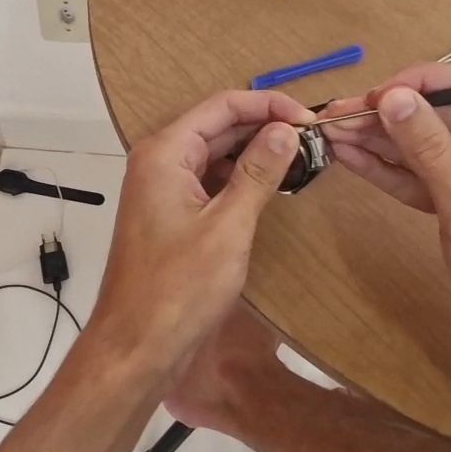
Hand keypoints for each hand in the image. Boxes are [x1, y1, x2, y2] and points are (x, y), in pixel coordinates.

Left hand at [92, 90, 312, 374]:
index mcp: (164, 153)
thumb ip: (258, 173)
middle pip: (217, 126)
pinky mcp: (170, 213)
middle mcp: (158, 162)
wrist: (137, 346)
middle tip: (313, 138)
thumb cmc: (178, 289)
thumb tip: (286, 130)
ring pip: (214, 153)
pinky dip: (239, 179)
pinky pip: (208, 180)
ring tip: (299, 159)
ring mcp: (161, 188)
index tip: (309, 118)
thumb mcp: (228, 226)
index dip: (267, 105)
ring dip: (253, 152)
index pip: (221, 106)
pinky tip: (269, 187)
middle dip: (263, 126)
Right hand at [319, 63, 450, 378]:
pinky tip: (355, 159)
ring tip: (333, 133)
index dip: (424, 82)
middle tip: (337, 114)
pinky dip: (396, 172)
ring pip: (434, 148)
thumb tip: (392, 96)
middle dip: (393, 115)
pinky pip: (431, 179)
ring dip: (386, 142)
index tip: (374, 91)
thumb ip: (429, 151)